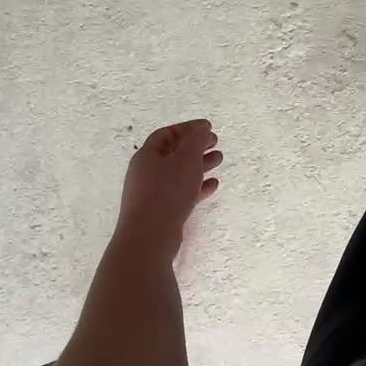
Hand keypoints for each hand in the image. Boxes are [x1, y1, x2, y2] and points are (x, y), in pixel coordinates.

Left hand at [115, 119, 221, 257]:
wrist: (149, 238)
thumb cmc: (167, 191)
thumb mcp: (186, 159)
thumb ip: (196, 140)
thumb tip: (202, 129)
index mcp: (146, 156)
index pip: (166, 134)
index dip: (187, 128)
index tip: (208, 127)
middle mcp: (146, 173)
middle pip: (173, 153)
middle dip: (195, 146)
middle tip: (215, 142)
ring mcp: (152, 194)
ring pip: (179, 173)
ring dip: (199, 165)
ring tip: (219, 160)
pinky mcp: (160, 211)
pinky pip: (180, 193)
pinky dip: (197, 186)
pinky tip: (213, 185)